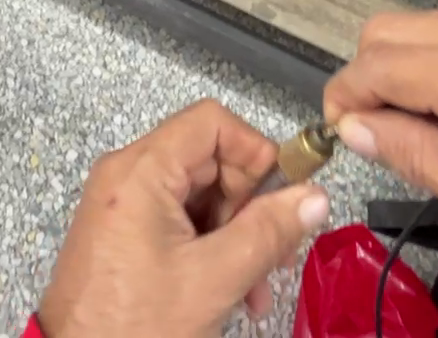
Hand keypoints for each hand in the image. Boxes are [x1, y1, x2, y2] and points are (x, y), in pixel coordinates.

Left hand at [39, 99, 332, 336]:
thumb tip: (314, 197)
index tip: (282, 198)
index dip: (255, 152)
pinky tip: (229, 287)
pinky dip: (209, 243)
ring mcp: (123, 199)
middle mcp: (127, 171)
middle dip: (248, 203)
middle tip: (275, 254)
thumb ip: (267, 233)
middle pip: (208, 156)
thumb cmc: (133, 327)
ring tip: (254, 287)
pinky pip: (178, 215)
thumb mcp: (212, 279)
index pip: (211, 121)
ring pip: (198, 191)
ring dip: (234, 232)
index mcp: (142, 168)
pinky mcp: (123, 227)